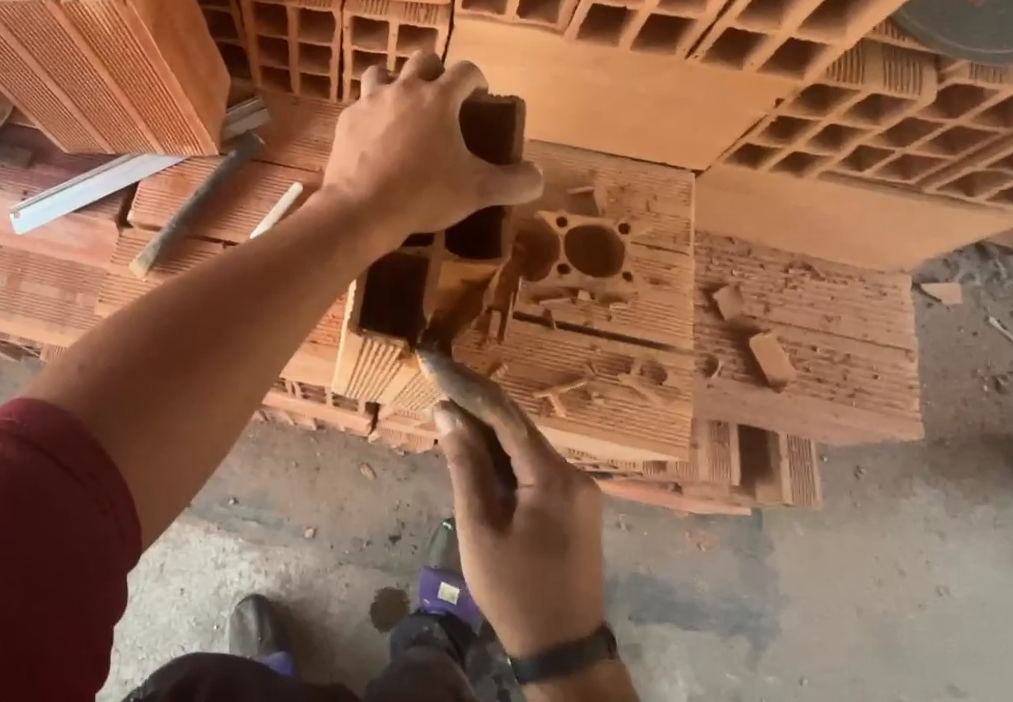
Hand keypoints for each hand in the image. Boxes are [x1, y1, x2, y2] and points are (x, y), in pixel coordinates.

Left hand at [319, 50, 543, 246]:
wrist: (362, 209)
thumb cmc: (424, 194)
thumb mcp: (478, 192)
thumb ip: (515, 182)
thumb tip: (538, 176)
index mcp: (439, 98)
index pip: (466, 70)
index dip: (477, 79)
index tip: (481, 96)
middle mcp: (404, 89)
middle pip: (423, 59)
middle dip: (437, 71)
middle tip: (443, 96)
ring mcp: (370, 102)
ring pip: (382, 73)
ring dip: (396, 81)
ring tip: (404, 106)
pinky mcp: (346, 121)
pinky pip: (360, 105)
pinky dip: (371, 113)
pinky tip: (375, 135)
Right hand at [428, 361, 607, 659]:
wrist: (563, 648)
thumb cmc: (515, 592)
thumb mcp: (480, 528)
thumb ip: (465, 465)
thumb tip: (446, 413)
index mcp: (555, 478)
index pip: (505, 416)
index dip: (467, 387)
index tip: (434, 363)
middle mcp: (573, 475)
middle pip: (516, 427)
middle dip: (474, 405)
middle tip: (434, 381)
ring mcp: (577, 490)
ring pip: (523, 446)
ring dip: (485, 431)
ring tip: (445, 410)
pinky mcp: (573, 505)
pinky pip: (532, 466)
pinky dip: (501, 456)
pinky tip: (473, 448)